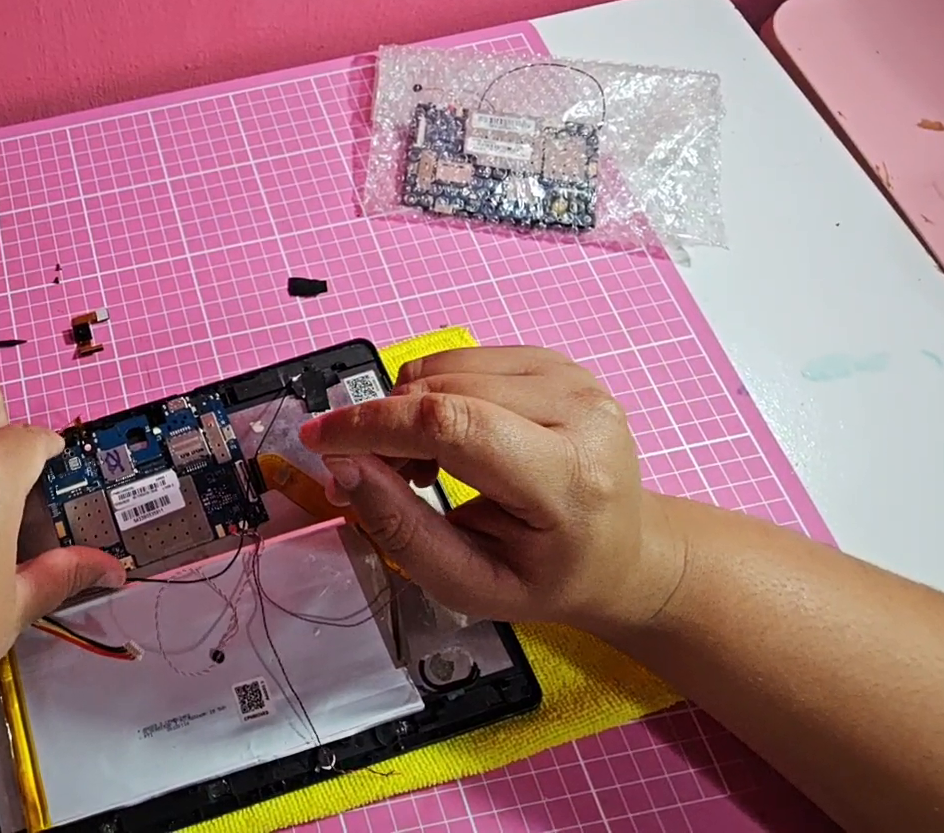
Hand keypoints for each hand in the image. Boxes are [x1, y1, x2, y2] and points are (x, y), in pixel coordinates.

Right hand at [298, 346, 684, 630]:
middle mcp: (578, 412)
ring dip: (400, 415)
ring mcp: (568, 377)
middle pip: (435, 395)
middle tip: (370, 477)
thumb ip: (400, 526)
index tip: (319, 440)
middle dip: (378, 431)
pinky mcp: (549, 361)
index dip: (371, 425)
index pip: (451, 425)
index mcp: (570, 478)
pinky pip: (450, 360)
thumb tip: (341, 467)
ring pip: (435, 371)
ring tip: (418, 467)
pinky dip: (423, 397)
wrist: (624, 551)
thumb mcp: (469, 581)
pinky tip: (443, 438)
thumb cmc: (547, 576)